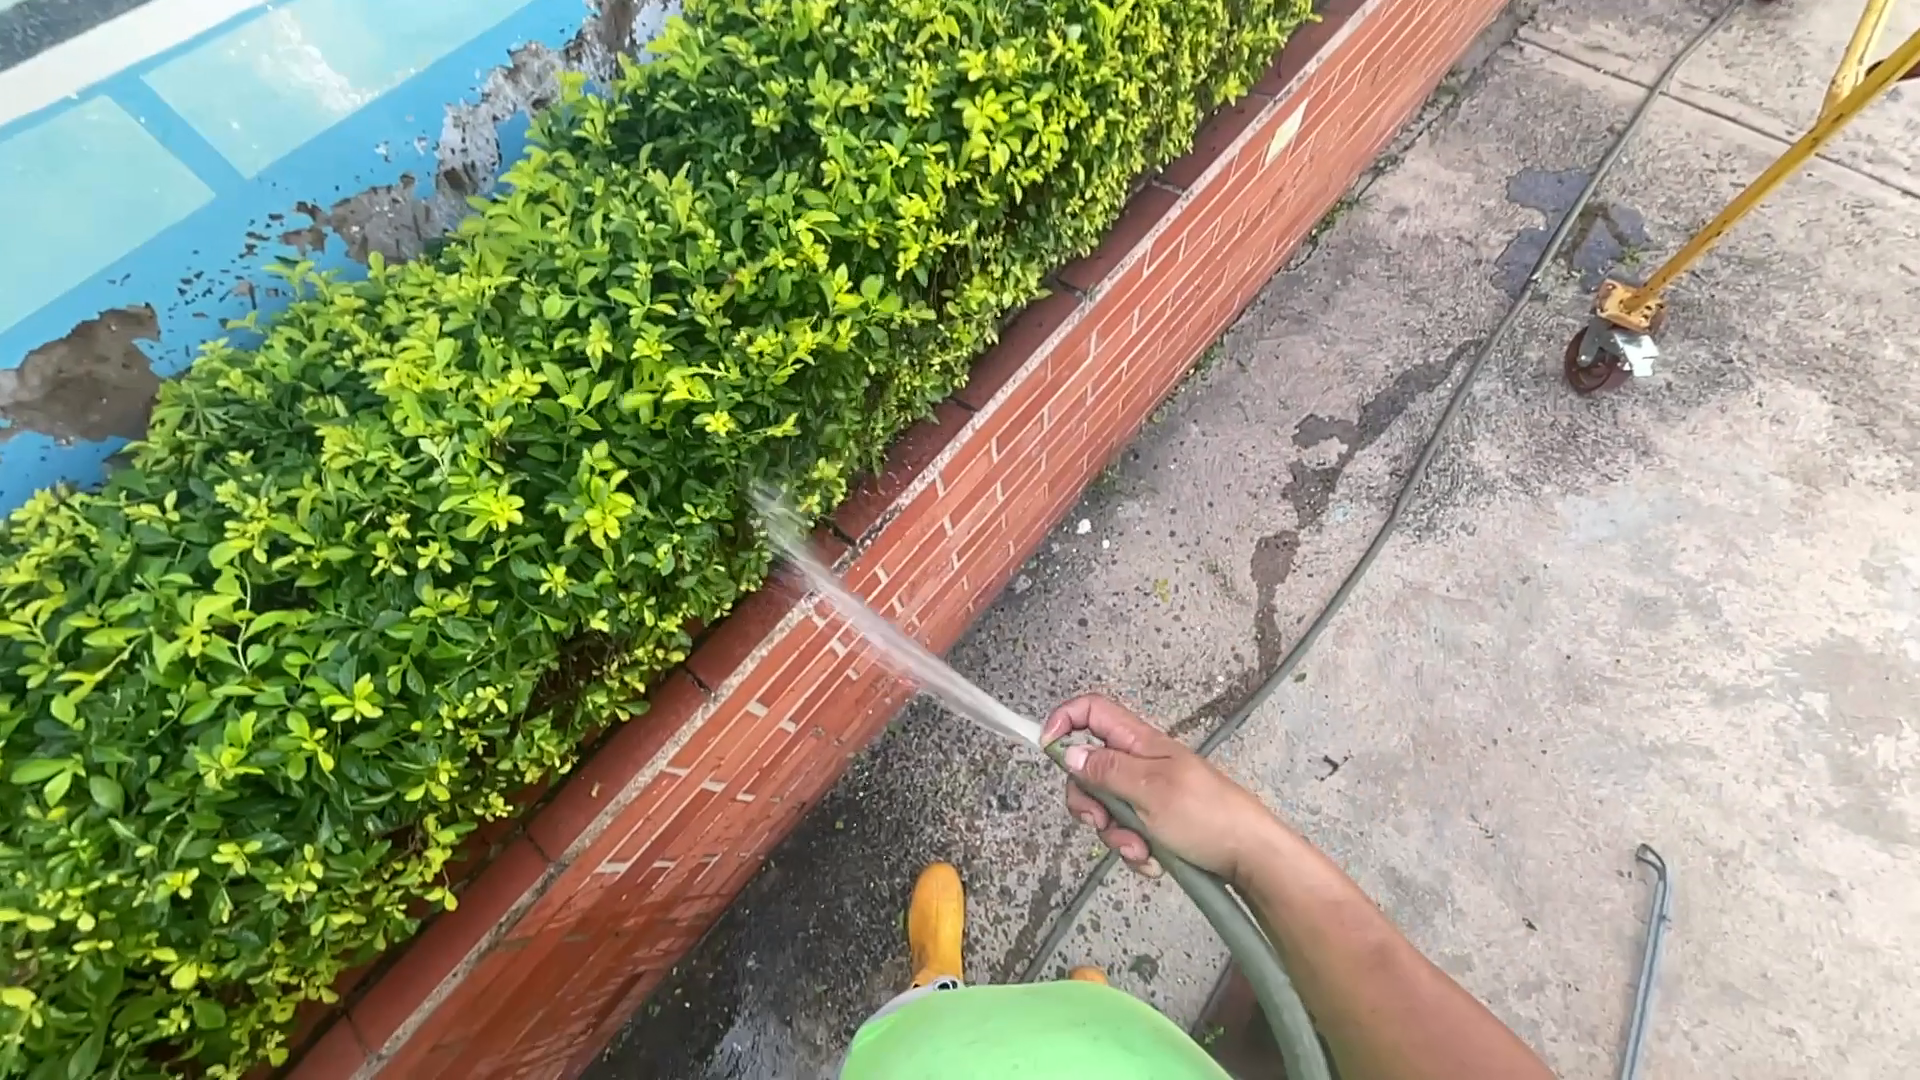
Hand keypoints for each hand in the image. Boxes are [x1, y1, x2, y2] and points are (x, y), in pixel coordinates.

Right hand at [1040, 694, 1284, 883]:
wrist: (1253, 858)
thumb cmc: (1209, 816)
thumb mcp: (1150, 791)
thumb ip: (1106, 771)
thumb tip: (1070, 753)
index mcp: (1139, 742)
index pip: (1091, 710)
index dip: (1064, 719)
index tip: (1048, 748)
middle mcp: (1139, 763)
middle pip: (1088, 767)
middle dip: (1087, 799)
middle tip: (1100, 820)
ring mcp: (1147, 793)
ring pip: (1105, 806)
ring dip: (1115, 833)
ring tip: (1141, 850)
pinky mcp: (1156, 822)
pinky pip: (1126, 832)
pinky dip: (1134, 850)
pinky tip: (1154, 861)